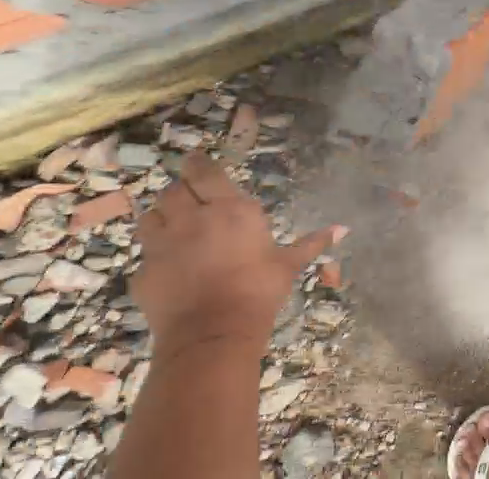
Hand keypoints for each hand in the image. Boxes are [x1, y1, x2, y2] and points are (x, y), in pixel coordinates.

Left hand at [131, 154, 341, 359]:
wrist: (212, 332)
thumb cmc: (259, 288)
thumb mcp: (290, 264)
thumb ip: (313, 242)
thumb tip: (344, 229)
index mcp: (231, 211)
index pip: (205, 175)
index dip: (197, 163)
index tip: (194, 155)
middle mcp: (192, 220)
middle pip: (172, 191)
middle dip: (178, 189)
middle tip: (188, 192)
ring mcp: (162, 246)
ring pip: (149, 216)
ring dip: (159, 214)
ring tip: (172, 219)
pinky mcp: (143, 272)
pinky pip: (145, 252)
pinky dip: (154, 250)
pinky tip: (169, 260)